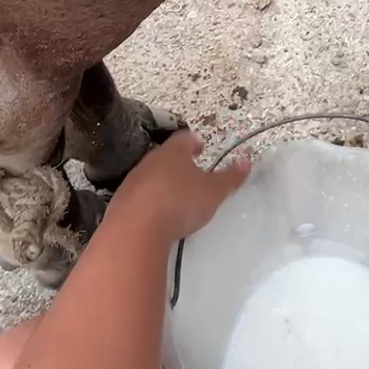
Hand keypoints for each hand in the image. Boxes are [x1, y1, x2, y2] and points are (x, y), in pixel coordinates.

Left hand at [105, 131, 251, 243]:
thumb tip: (247, 161)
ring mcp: (133, 180)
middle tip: (190, 171)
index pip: (184, 138)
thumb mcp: (213, 192)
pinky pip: (138, 195)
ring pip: (150, 174)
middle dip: (178, 162)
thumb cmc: (179, 203)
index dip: (194, 141)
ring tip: (174, 194)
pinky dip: (148, 200)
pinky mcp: (121, 202)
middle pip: (165, 155)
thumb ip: (230, 178)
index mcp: (173, 152)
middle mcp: (150, 160)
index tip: (201, 147)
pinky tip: (155, 214)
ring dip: (161, 181)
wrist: (135, 230)